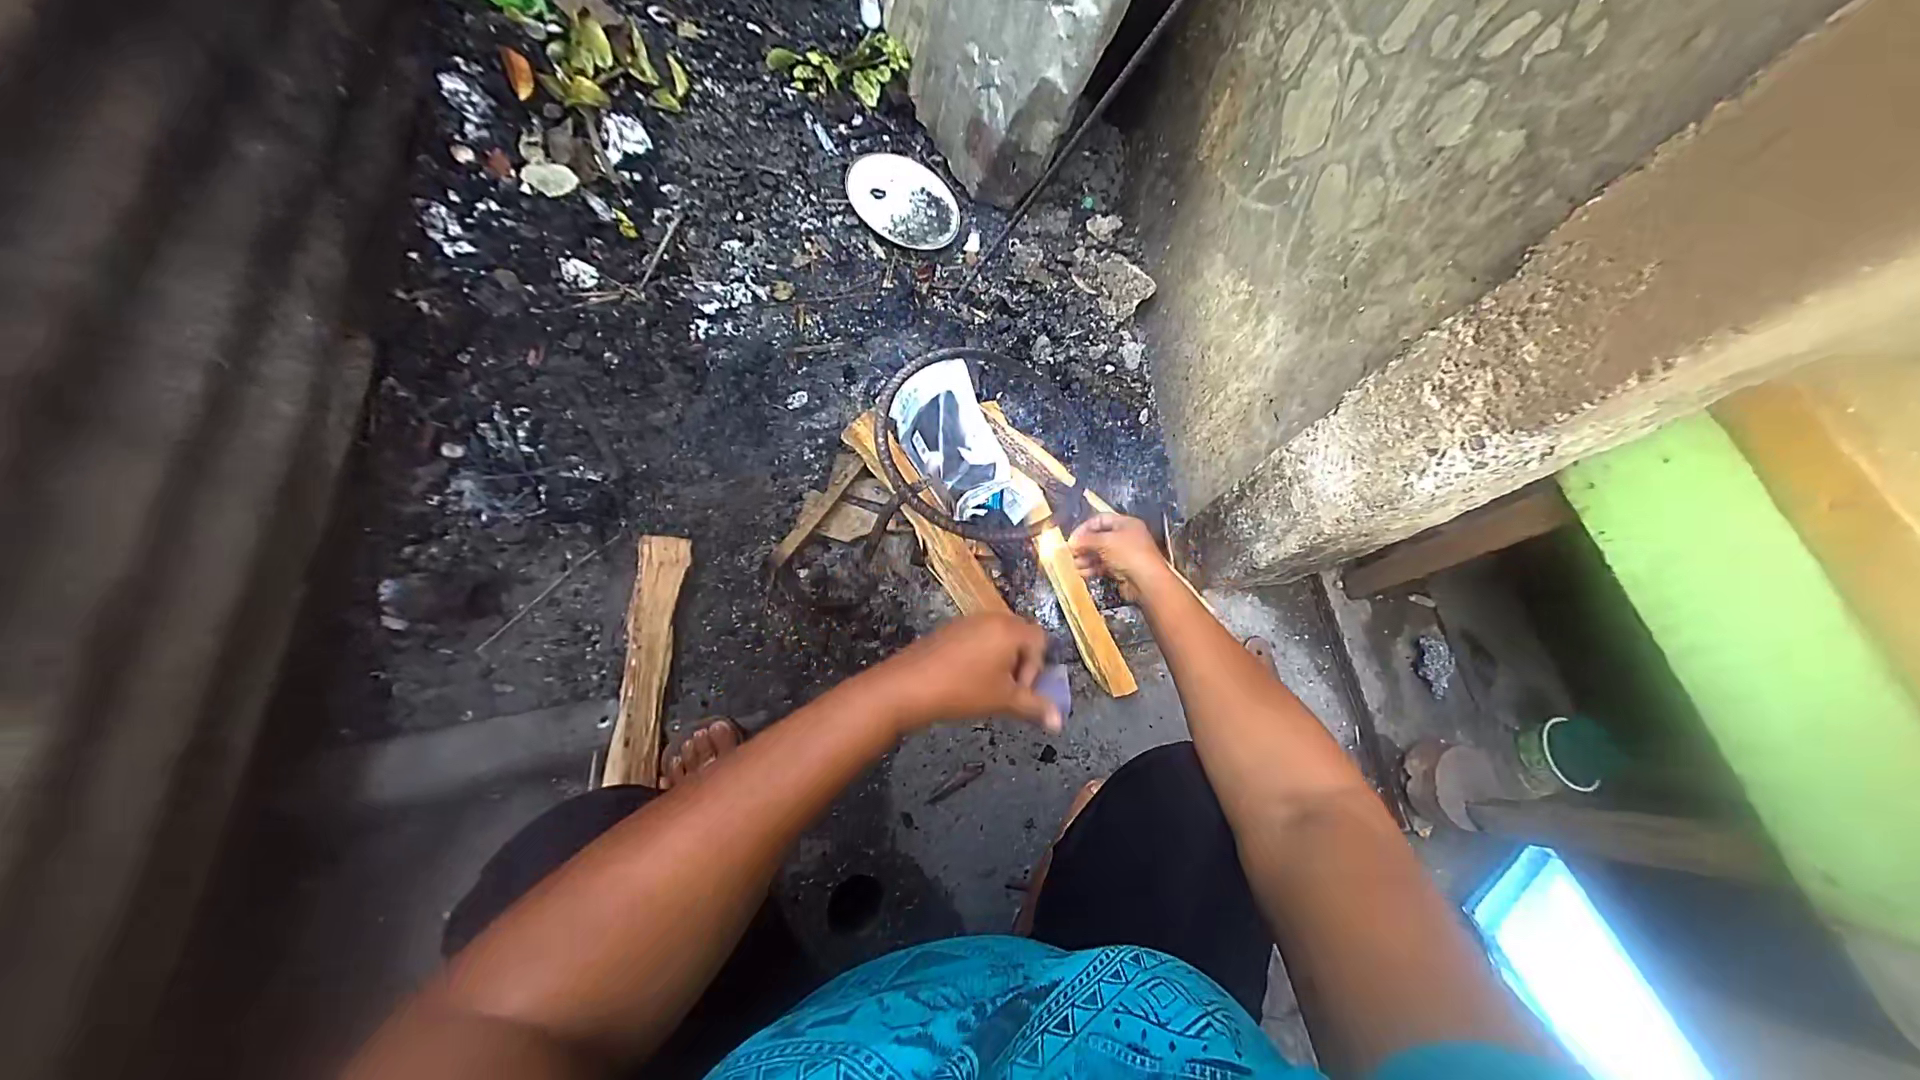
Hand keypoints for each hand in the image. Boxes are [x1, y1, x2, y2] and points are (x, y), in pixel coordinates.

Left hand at [864, 613, 1061, 734]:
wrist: (908, 686)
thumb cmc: (963, 690)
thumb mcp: (1004, 701)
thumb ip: (1035, 707)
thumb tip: (1059, 722)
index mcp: (1009, 629)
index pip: (1041, 641)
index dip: (1037, 669)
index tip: (1020, 692)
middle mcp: (991, 618)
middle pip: (1019, 637)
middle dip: (1019, 666)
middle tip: (1006, 691)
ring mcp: (967, 622)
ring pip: (996, 640)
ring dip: (999, 663)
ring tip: (985, 689)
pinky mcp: (948, 630)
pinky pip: (975, 640)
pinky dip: (979, 659)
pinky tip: (964, 682)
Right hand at [1068, 513, 1169, 602]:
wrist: (1147, 582)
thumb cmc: (1128, 554)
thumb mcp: (1104, 542)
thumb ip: (1085, 540)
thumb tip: (1072, 542)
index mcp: (1126, 523)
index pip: (1100, 519)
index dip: (1085, 528)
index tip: (1072, 539)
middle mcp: (1126, 537)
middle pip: (1099, 537)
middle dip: (1084, 545)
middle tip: (1071, 553)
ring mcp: (1124, 554)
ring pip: (1100, 553)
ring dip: (1086, 559)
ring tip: (1075, 565)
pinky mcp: (1122, 570)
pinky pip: (1103, 566)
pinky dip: (1092, 568)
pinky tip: (1082, 573)